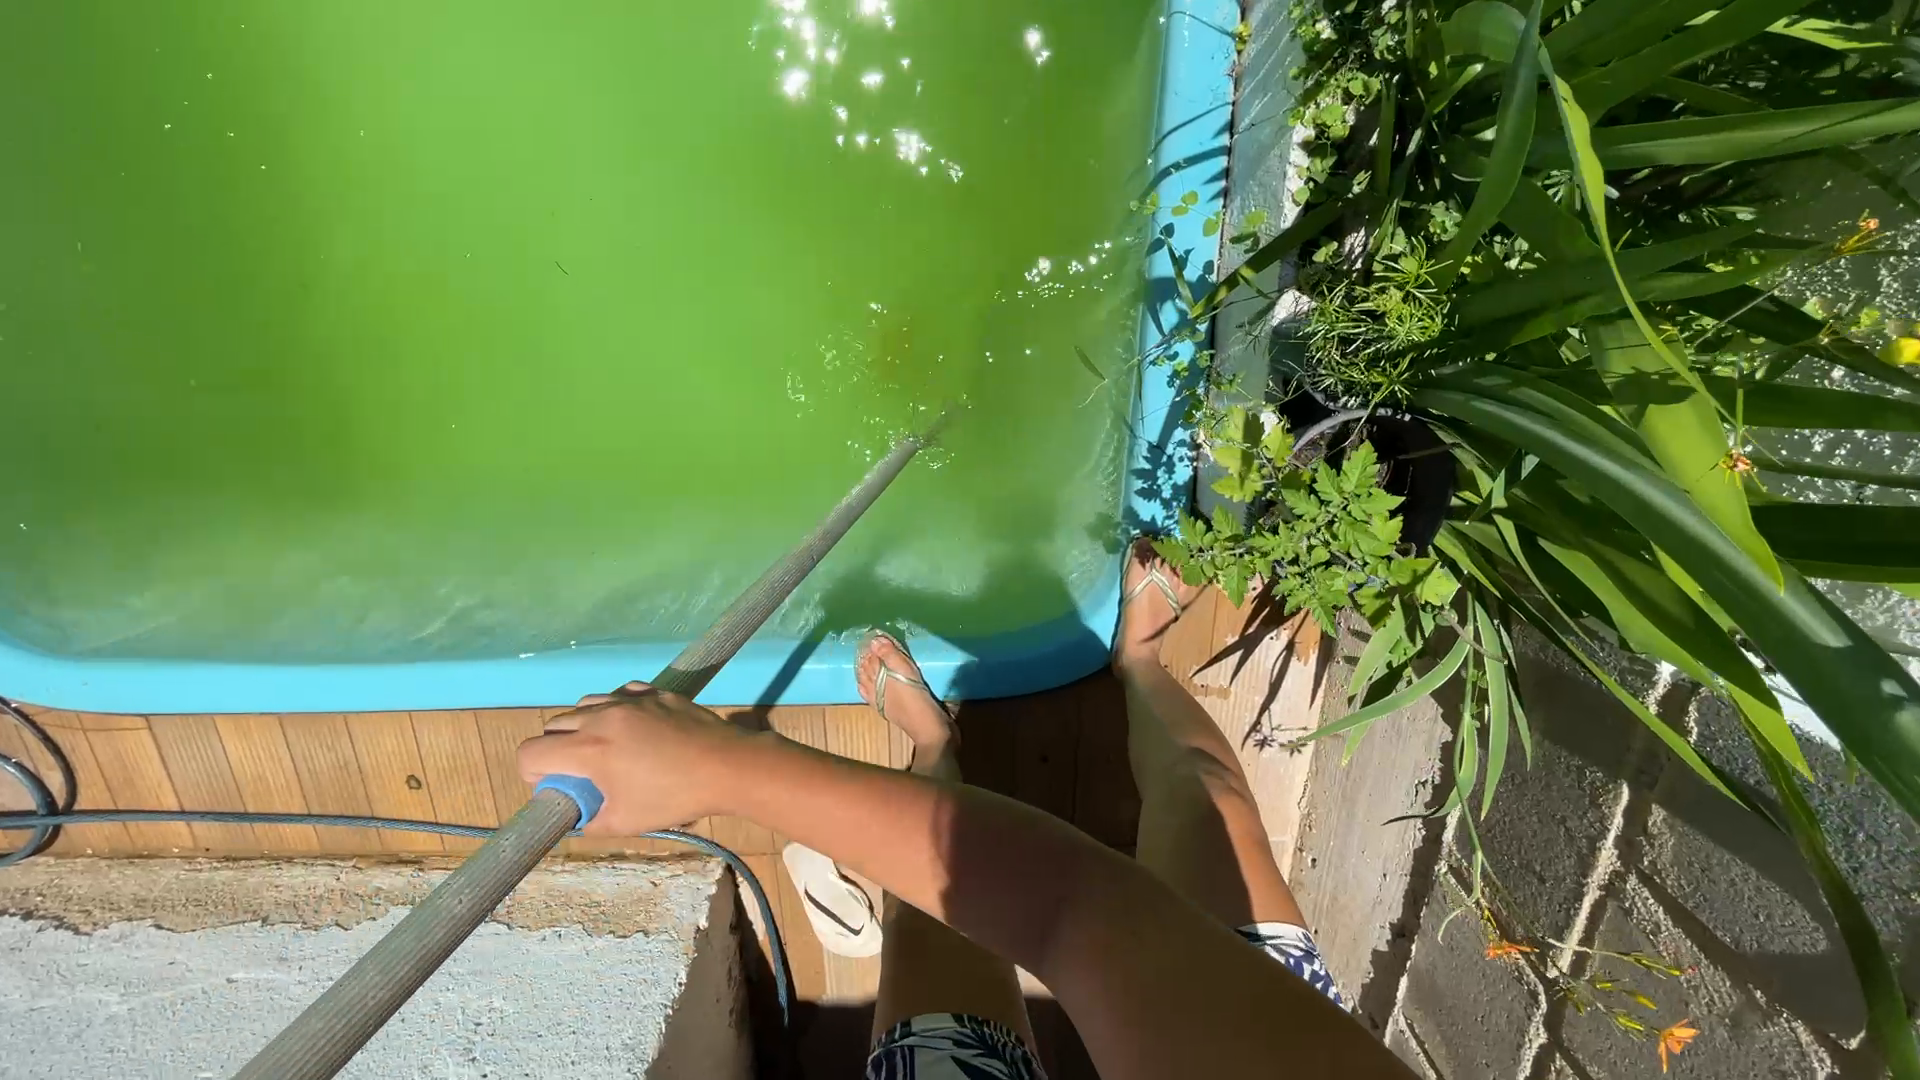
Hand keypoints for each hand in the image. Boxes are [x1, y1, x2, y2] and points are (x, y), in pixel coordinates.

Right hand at [517, 681, 747, 834]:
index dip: (532, 774)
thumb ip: (588, 820)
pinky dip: (615, 707)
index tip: (555, 788)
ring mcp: (632, 700)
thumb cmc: (674, 797)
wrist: (727, 765)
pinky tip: (632, 726)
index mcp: (588, 749)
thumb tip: (576, 816)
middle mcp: (603, 717)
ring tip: (604, 748)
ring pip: (586, 703)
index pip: (530, 751)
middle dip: (555, 749)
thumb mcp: (624, 822)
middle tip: (578, 772)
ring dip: (583, 725)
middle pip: (554, 724)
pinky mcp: (657, 692)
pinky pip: (621, 693)